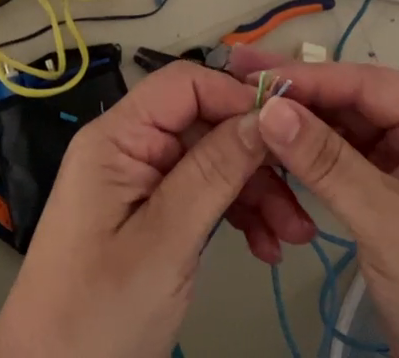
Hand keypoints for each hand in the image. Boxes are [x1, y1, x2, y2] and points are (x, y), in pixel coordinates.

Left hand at [0, 61, 314, 357]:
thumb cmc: (97, 313)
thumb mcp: (164, 241)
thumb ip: (214, 172)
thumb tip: (265, 115)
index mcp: (117, 138)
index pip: (185, 84)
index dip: (237, 97)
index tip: (289, 129)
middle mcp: (129, 148)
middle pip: (206, 124)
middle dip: (256, 156)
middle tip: (301, 198)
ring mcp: (141, 182)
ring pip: (213, 161)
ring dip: (256, 192)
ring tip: (293, 234)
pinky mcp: (153, 214)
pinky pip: (204, 195)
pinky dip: (238, 215)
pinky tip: (266, 245)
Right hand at [250, 61, 398, 357]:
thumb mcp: (390, 224)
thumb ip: (328, 164)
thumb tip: (268, 110)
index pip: (365, 84)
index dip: (306, 77)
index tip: (248, 76)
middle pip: (347, 103)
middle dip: (293, 98)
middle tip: (232, 84)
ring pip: (337, 133)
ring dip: (294, 130)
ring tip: (239, 115)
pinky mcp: (382, 196)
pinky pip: (336, 165)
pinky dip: (303, 164)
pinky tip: (268, 154)